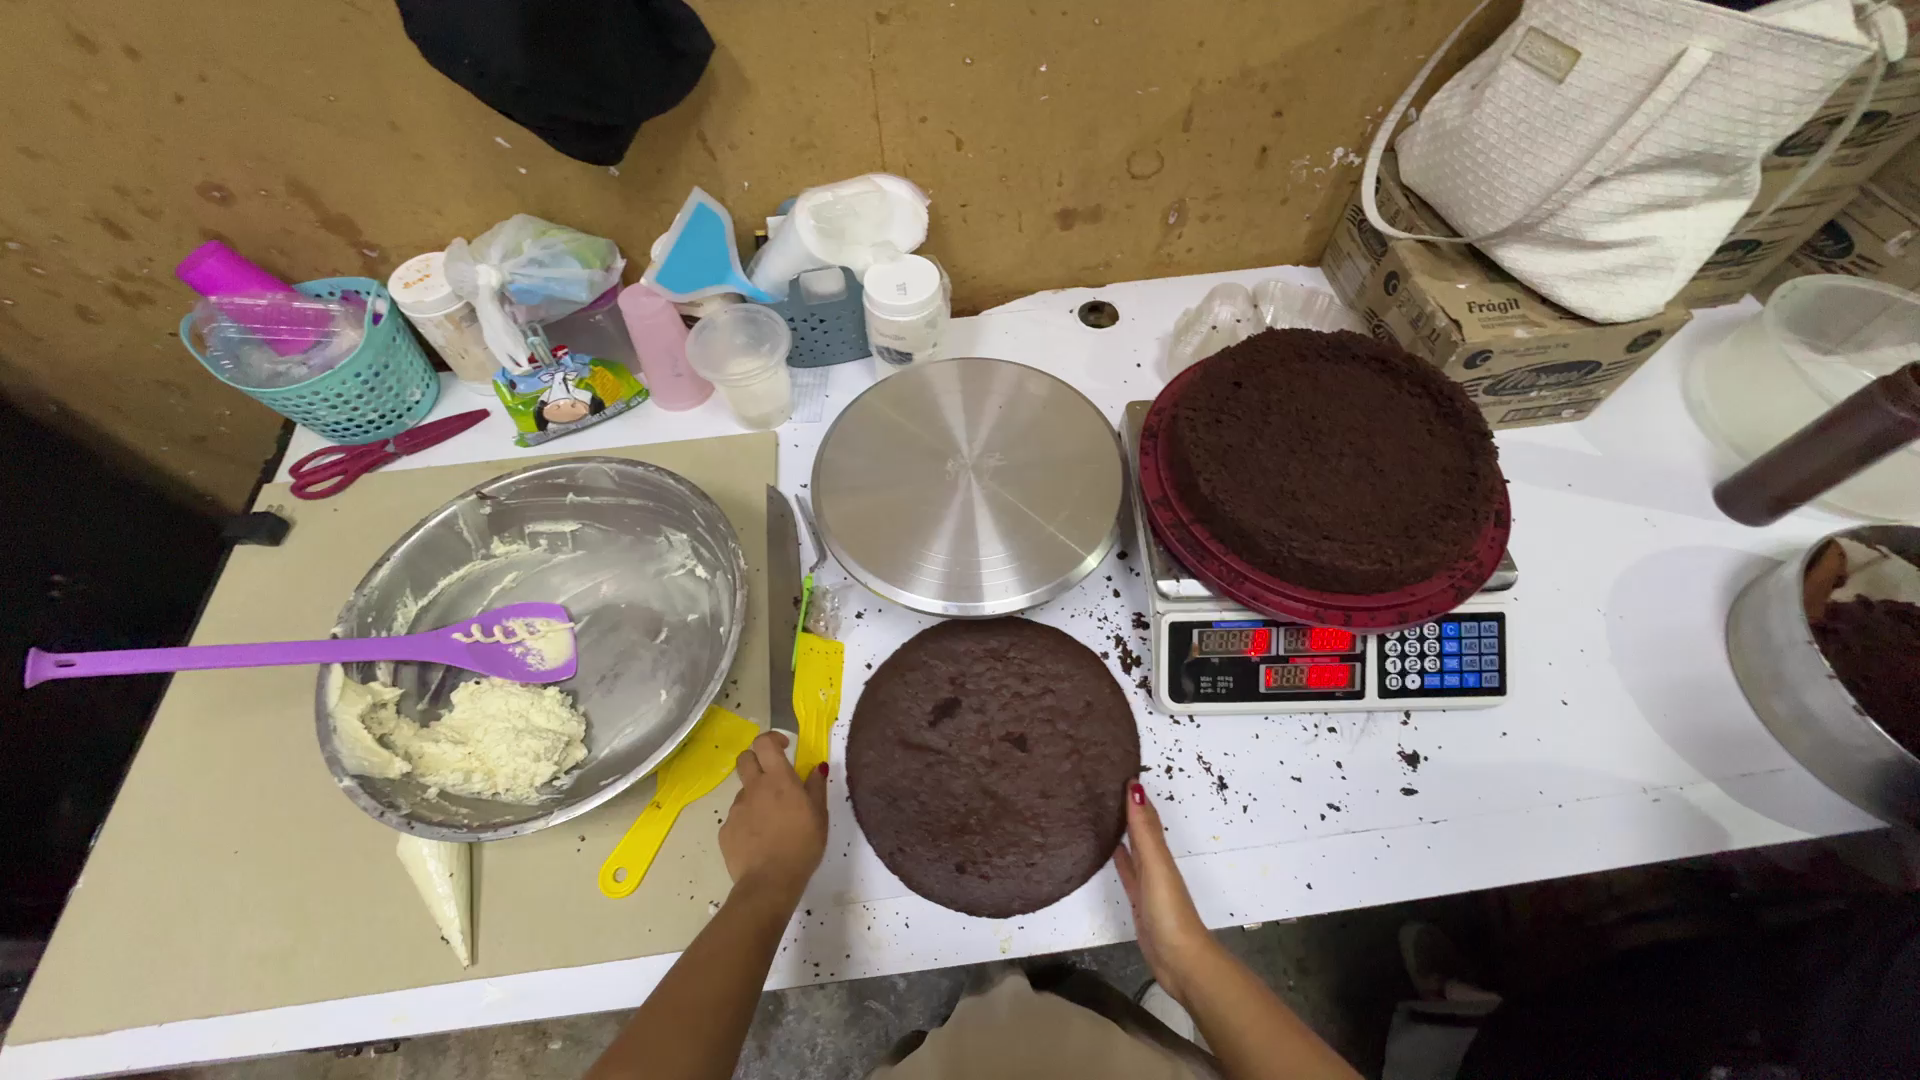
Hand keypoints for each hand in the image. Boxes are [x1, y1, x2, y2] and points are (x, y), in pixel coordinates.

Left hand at [719, 732, 828, 902]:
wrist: (769, 882)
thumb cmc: (802, 845)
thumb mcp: (819, 815)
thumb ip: (816, 787)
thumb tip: (817, 767)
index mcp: (778, 779)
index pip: (764, 742)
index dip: (772, 739)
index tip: (784, 748)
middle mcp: (754, 788)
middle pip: (745, 758)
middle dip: (756, 759)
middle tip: (773, 776)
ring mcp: (736, 809)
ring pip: (743, 791)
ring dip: (755, 796)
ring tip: (771, 821)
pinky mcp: (725, 830)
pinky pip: (736, 817)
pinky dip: (747, 821)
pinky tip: (759, 840)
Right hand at [1113, 780, 1217, 1003]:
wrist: (1180, 961)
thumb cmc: (1169, 911)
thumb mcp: (1156, 866)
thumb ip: (1144, 831)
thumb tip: (1134, 787)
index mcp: (1160, 853)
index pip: (1146, 814)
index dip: (1135, 794)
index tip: (1119, 768)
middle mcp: (1155, 863)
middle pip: (1140, 828)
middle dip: (1127, 807)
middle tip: (1103, 784)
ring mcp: (1147, 883)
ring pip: (1133, 848)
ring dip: (1122, 829)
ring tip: (1100, 809)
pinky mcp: (1138, 901)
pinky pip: (1127, 871)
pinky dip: (1119, 858)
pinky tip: (1109, 848)